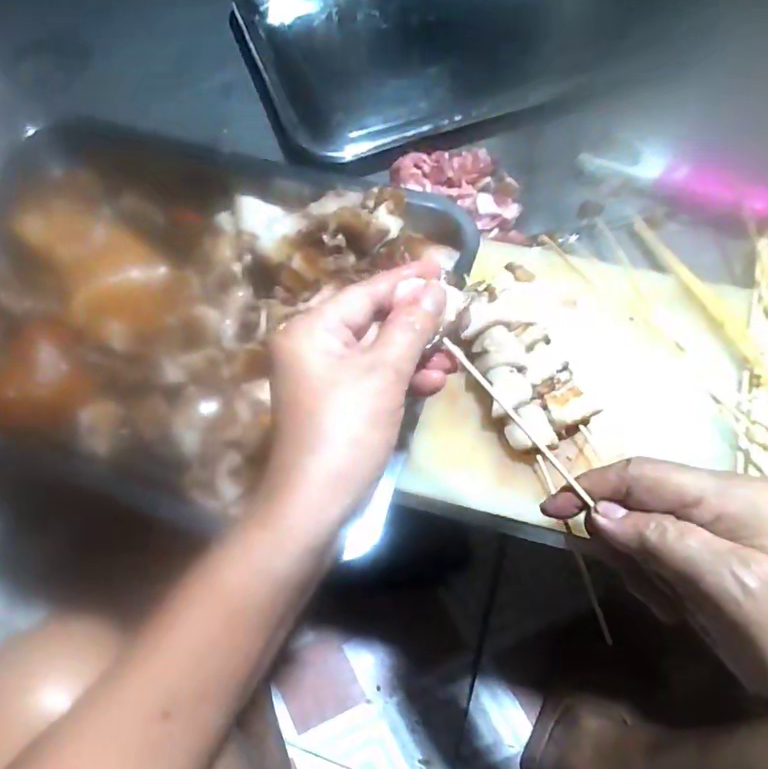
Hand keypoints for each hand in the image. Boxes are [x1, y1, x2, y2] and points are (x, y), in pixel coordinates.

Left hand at [259, 260, 455, 533]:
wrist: (315, 504)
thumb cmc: (346, 431)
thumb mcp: (383, 373)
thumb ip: (409, 325)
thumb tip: (433, 287)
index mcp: (310, 329)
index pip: (366, 292)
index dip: (408, 279)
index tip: (446, 265)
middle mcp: (311, 347)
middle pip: (372, 320)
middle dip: (416, 323)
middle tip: (457, 317)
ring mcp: (323, 379)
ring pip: (376, 353)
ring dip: (414, 354)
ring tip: (450, 359)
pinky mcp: (337, 405)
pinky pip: (372, 379)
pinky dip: (401, 379)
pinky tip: (432, 383)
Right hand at [542, 458, 767, 700]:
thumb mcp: (723, 586)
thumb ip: (662, 539)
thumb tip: (600, 513)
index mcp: (738, 495)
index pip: (647, 473)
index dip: (594, 486)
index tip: (550, 510)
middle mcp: (729, 497)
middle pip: (641, 498)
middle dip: (624, 541)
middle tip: (640, 586)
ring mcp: (723, 522)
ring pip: (644, 526)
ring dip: (640, 565)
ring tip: (670, 604)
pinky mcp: (716, 546)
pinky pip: (660, 548)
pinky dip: (654, 576)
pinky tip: (677, 605)